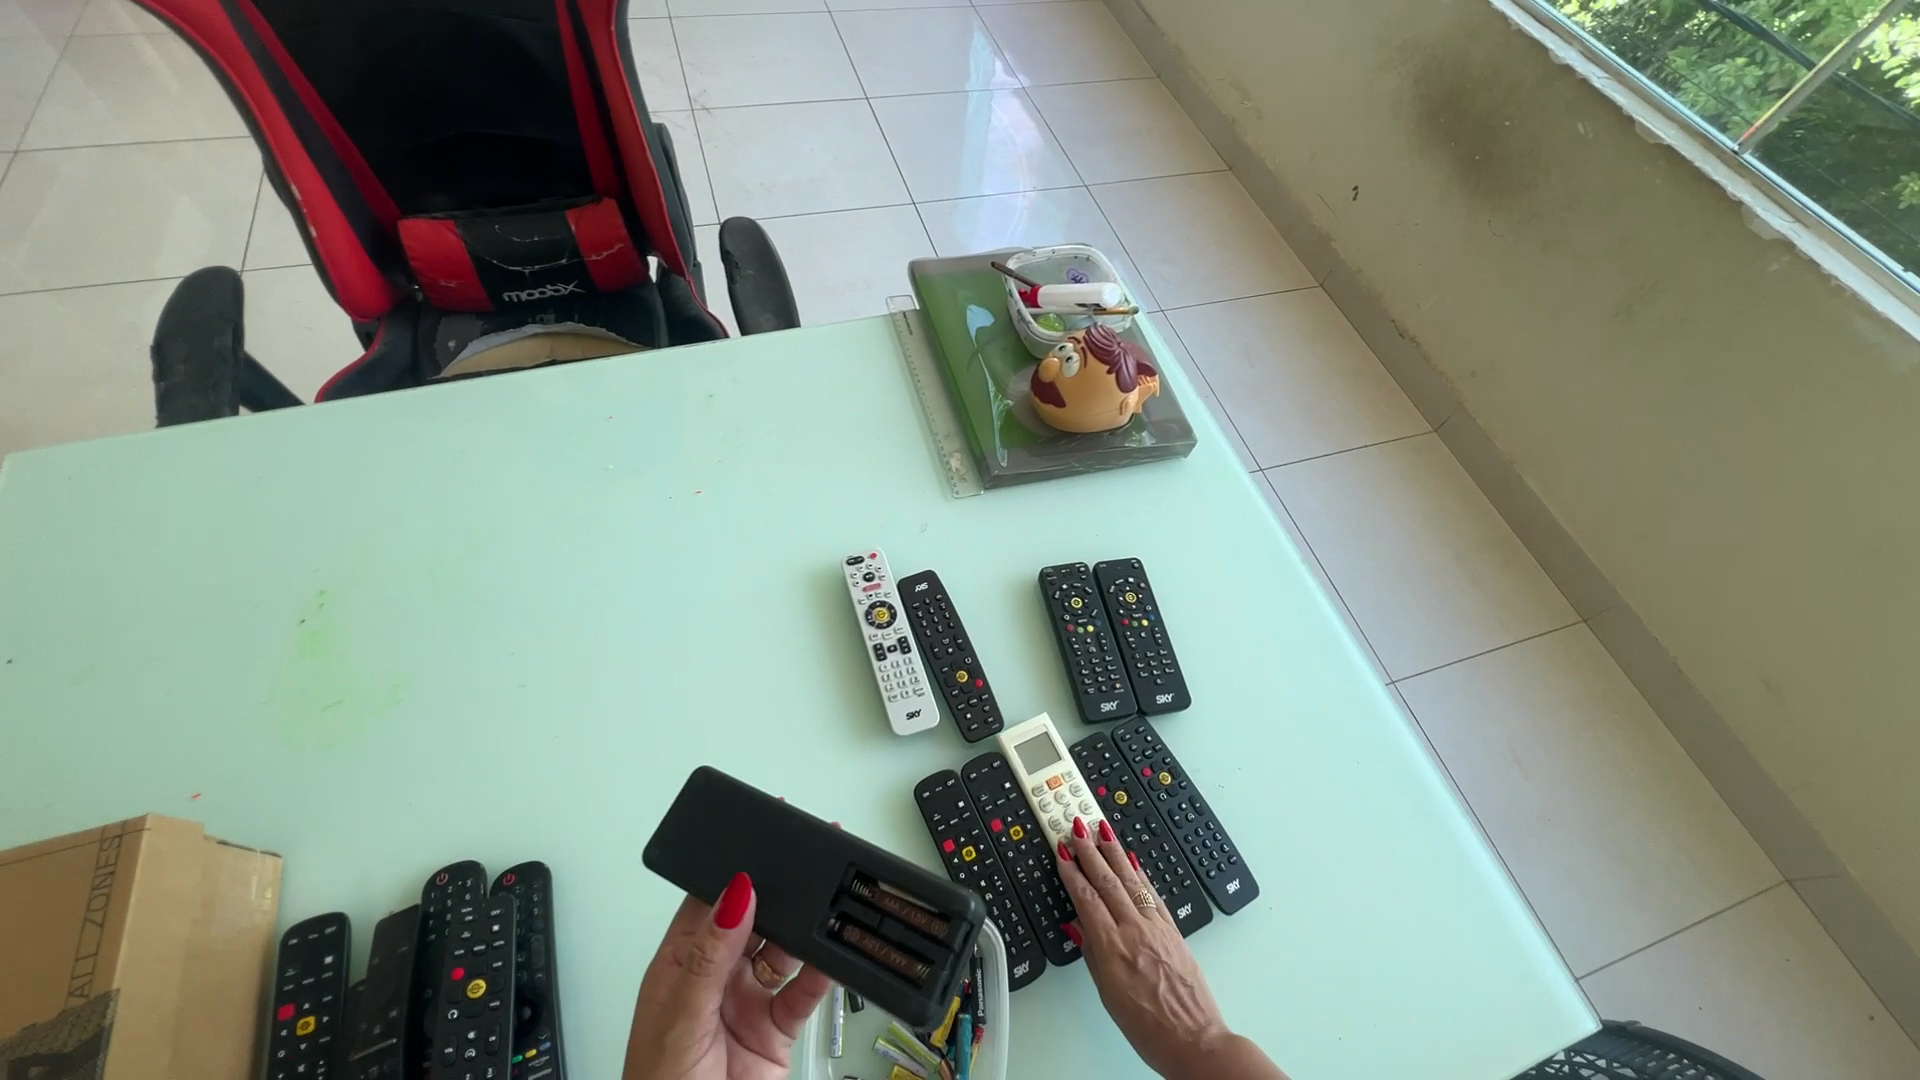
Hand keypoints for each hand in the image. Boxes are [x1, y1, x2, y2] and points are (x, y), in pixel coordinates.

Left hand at [623, 873, 834, 1079]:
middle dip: (782, 896)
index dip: (738, 872)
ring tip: (828, 906)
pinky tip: (835, 955)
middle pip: (754, 920)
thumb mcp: (681, 1024)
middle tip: (813, 869)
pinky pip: (804, 990)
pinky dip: (823, 971)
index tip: (769, 844)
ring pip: (783, 950)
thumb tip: (736, 893)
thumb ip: (709, 958)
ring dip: (805, 931)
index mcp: (680, 966)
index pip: (710, 902)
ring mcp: (748, 1002)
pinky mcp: (777, 1029)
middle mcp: (715, 978)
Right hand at [1057, 819, 1286, 1079]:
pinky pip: (1153, 893)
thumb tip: (1076, 926)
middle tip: (1078, 826)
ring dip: (1114, 851)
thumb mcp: (1107, 995)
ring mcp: (1156, 927)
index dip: (1072, 871)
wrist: (1195, 1041)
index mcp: (1113, 946)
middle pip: (1107, 880)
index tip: (1062, 851)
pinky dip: (1140, 873)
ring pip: (1131, 879)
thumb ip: (1092, 953)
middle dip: (1090, 850)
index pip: (1086, 898)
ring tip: (1102, 829)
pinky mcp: (1173, 930)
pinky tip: (1132, 860)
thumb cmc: (1148, 1027)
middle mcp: (1134, 929)